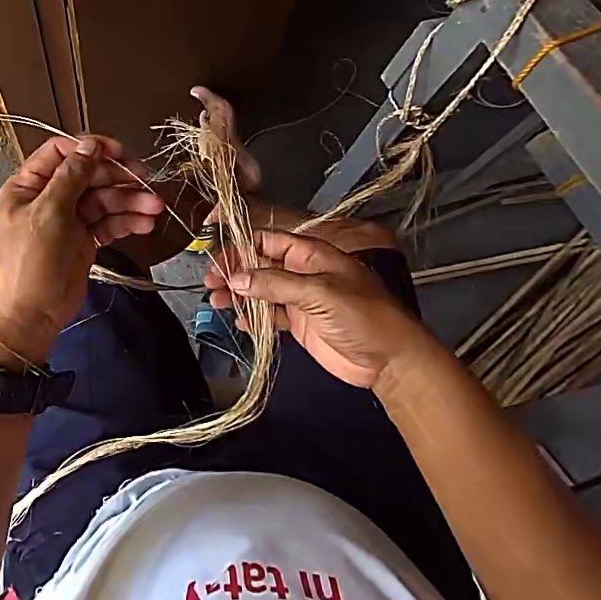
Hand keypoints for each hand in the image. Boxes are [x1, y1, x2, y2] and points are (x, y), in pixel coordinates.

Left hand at [0, 135, 162, 367]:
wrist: (24, 322)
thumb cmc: (27, 267)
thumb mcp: (47, 214)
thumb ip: (70, 176)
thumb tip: (88, 145)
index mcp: (29, 187)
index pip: (62, 153)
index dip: (91, 149)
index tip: (120, 153)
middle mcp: (48, 199)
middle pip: (89, 176)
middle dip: (119, 178)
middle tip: (147, 182)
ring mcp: (67, 222)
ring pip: (104, 201)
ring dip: (130, 202)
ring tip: (155, 209)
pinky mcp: (83, 243)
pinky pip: (108, 224)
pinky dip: (127, 222)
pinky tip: (145, 223)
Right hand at [204, 230, 436, 389]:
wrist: (389, 359)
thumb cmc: (365, 315)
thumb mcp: (320, 293)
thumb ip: (277, 284)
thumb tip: (238, 277)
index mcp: (312, 254)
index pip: (270, 240)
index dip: (243, 246)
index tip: (218, 258)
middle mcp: (303, 272)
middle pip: (261, 265)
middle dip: (235, 270)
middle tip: (211, 282)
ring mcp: (301, 299)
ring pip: (262, 290)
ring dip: (240, 294)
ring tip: (217, 301)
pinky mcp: (301, 324)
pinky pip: (271, 315)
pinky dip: (254, 317)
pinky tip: (239, 320)